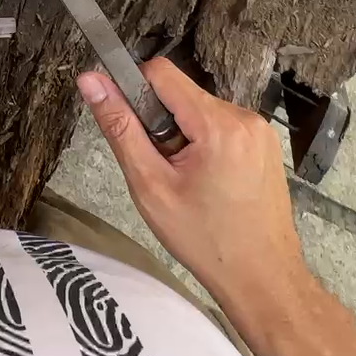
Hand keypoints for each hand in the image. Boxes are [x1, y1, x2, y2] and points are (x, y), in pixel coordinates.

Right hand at [77, 59, 302, 301]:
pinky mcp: (264, 142)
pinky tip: (205, 178)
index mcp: (219, 124)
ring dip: (180, 131)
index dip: (134, 90)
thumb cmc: (205, 239)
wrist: (266, 283)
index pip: (160, 72)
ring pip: (197, 107)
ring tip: (184, 177)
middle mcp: (244, 116)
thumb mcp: (150, 184)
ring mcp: (260, 129)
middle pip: (179, 91)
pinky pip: (218, 122)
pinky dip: (202, 140)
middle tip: (162, 166)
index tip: (132, 127)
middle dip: (160, 120)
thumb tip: (89, 79)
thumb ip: (119, 126)